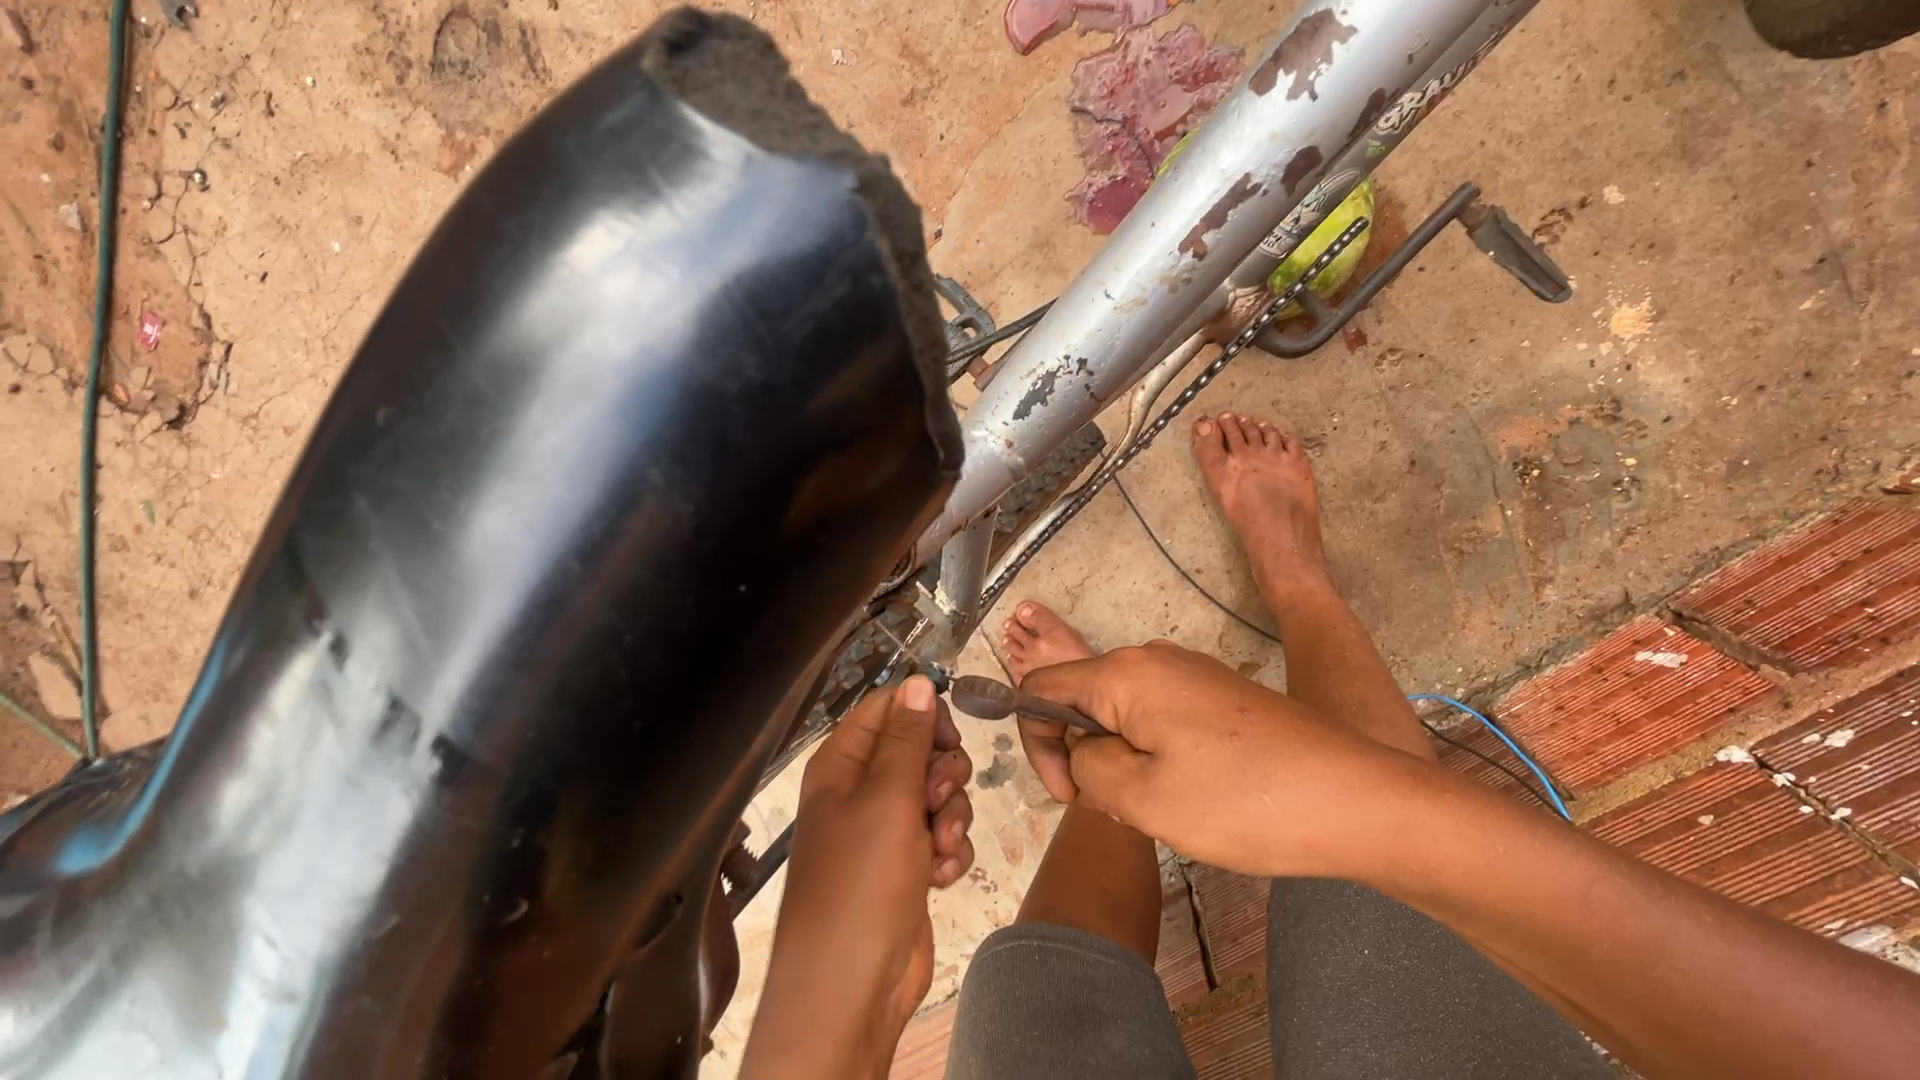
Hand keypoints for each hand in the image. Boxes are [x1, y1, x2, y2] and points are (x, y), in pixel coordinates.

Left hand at [742, 676, 974, 1078]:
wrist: (853, 985)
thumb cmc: (862, 882)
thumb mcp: (888, 798)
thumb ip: (909, 738)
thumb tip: (919, 680)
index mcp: (843, 762)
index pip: (888, 708)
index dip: (924, 716)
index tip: (947, 739)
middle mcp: (862, 789)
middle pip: (922, 749)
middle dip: (943, 774)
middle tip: (936, 801)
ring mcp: (886, 829)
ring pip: (939, 793)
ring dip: (951, 817)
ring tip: (939, 848)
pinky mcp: (907, 864)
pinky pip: (943, 834)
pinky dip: (949, 851)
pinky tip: (941, 876)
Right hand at [1020, 641, 1419, 878]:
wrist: (1357, 801)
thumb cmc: (1240, 802)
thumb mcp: (1140, 798)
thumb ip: (1085, 766)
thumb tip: (1081, 749)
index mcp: (1125, 673)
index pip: (1040, 688)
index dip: (1036, 745)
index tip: (1069, 797)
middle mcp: (1154, 658)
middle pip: (1083, 700)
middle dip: (1084, 756)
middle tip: (1118, 810)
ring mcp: (1193, 673)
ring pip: (1123, 714)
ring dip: (1121, 760)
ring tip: (1161, 809)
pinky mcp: (1222, 695)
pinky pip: (1161, 718)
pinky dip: (1155, 755)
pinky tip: (1192, 794)